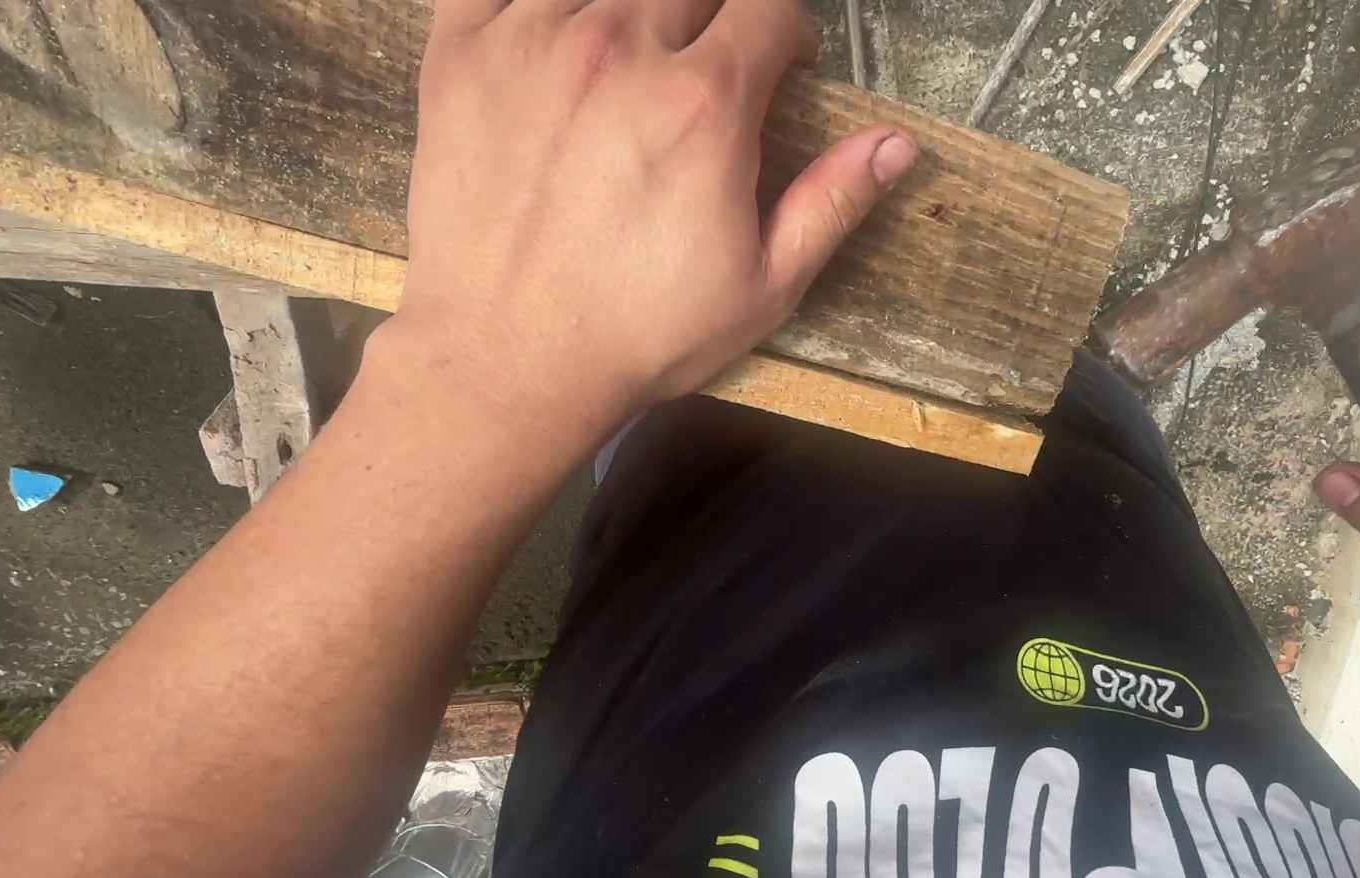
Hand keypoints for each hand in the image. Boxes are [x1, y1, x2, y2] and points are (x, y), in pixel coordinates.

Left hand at [367, 0, 918, 442]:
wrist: (513, 360)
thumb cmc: (650, 334)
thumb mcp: (765, 287)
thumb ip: (832, 202)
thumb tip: (899, 143)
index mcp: (706, 104)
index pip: (769, 7)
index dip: (787, 34)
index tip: (782, 69)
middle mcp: (620, 46)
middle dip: (716, 21)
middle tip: (706, 83)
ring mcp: (531, 39)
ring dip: (639, 13)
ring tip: (636, 71)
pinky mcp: (460, 50)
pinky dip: (545, 6)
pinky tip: (562, 51)